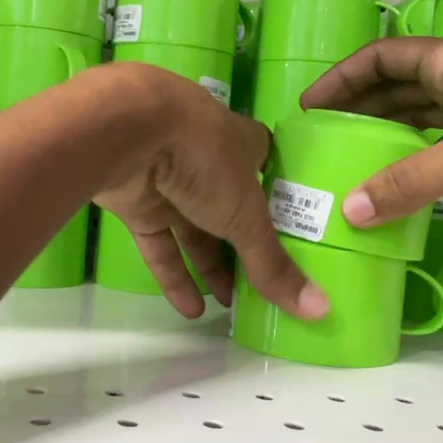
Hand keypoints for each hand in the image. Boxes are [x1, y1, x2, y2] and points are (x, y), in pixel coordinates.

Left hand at [93, 65, 327, 321]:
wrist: (123, 133)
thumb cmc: (202, 158)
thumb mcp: (246, 214)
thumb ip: (273, 263)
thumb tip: (318, 308)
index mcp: (240, 144)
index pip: (266, 170)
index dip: (279, 201)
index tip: (295, 236)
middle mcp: (205, 160)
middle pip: (229, 208)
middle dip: (243, 248)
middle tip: (262, 286)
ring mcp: (168, 180)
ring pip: (192, 228)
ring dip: (209, 266)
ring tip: (229, 306)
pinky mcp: (135, 202)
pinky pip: (158, 243)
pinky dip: (173, 275)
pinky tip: (190, 310)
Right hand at [299, 36, 442, 227]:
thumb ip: (413, 181)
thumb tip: (350, 210)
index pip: (382, 57)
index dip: (341, 77)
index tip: (306, 106)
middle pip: (396, 87)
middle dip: (357, 109)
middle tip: (318, 141)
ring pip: (421, 118)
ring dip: (385, 137)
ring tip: (347, 165)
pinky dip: (416, 161)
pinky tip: (398, 185)